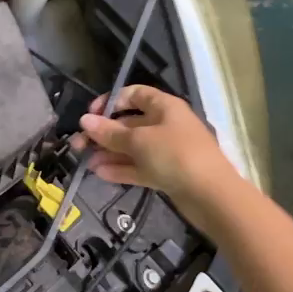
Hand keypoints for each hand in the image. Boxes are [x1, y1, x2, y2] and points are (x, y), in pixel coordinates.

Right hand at [68, 85, 232, 198]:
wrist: (213, 197)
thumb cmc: (175, 155)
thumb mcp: (139, 141)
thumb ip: (110, 132)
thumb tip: (84, 120)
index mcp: (163, 107)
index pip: (133, 94)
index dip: (111, 101)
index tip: (91, 114)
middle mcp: (165, 125)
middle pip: (129, 124)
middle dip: (103, 133)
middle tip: (79, 145)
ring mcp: (166, 151)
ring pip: (132, 148)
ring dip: (109, 153)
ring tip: (86, 162)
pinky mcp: (167, 174)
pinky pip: (139, 166)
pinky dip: (121, 169)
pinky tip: (100, 173)